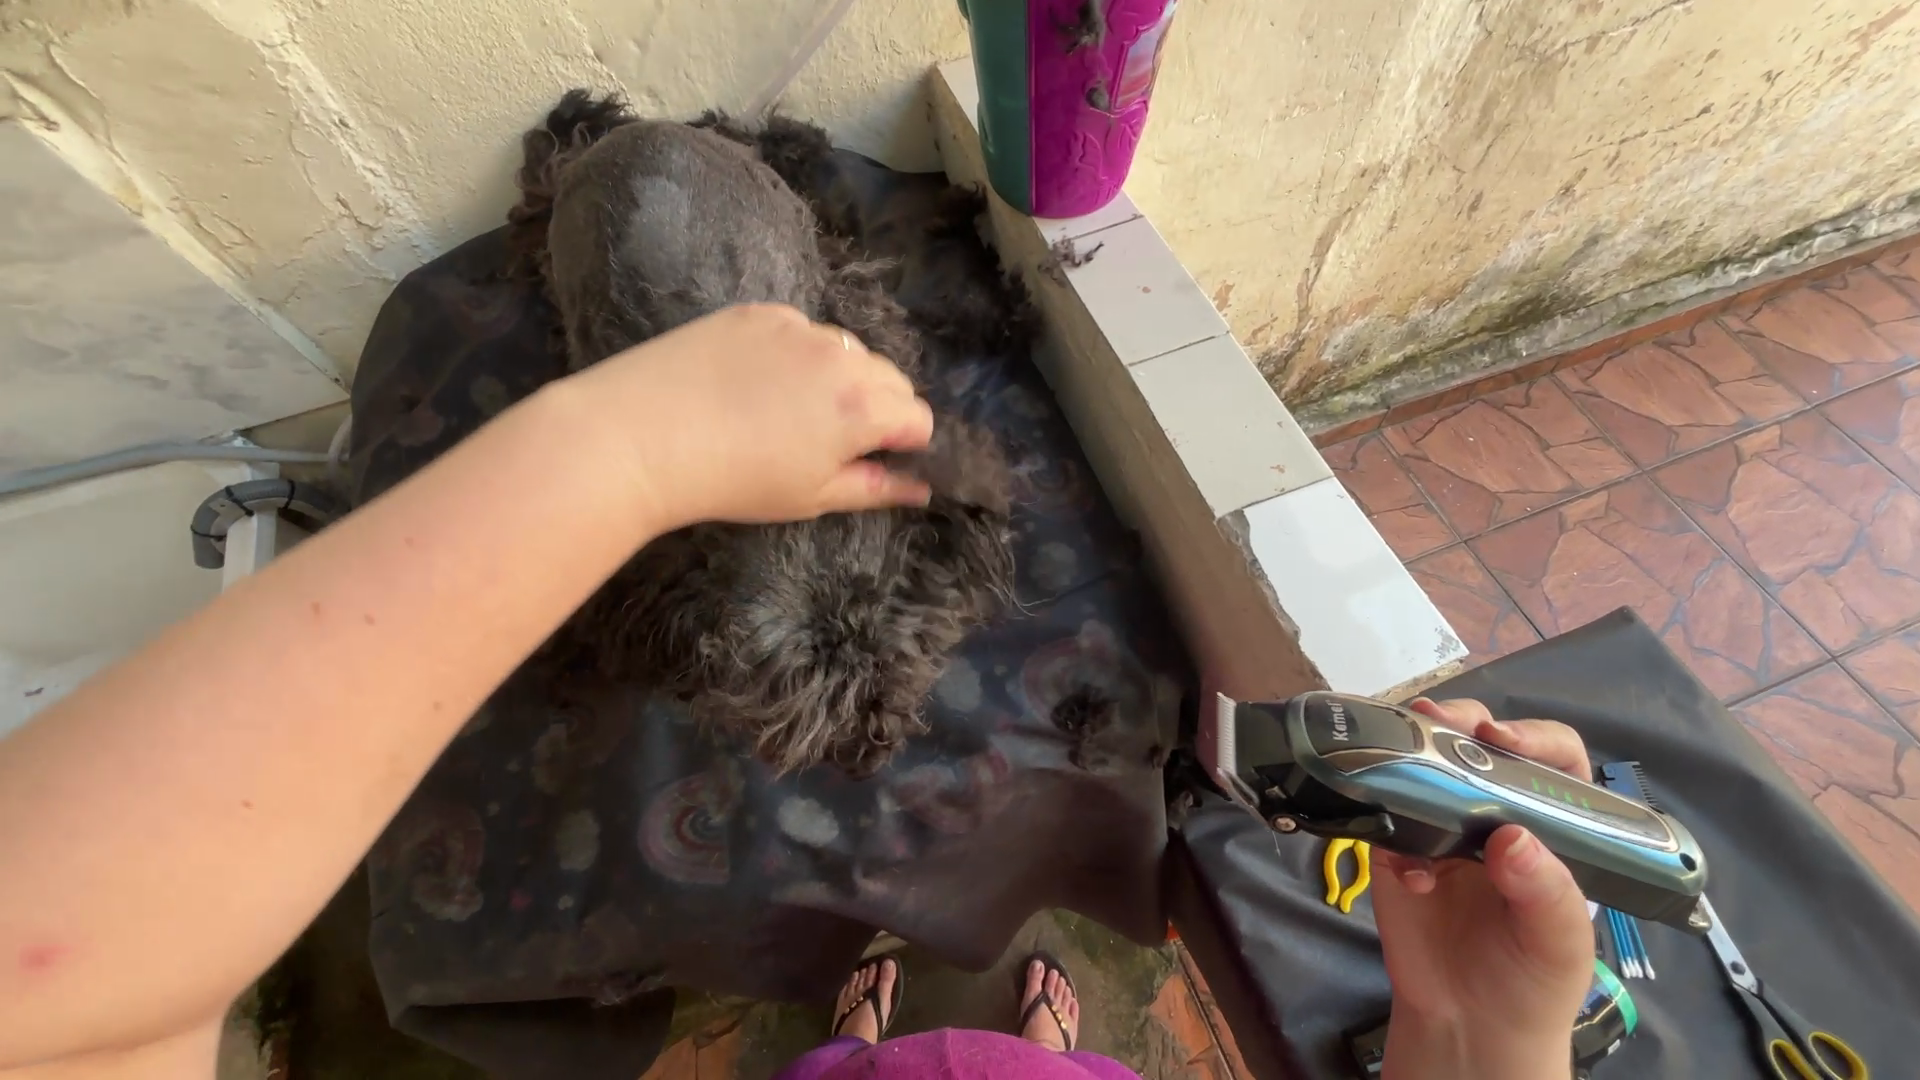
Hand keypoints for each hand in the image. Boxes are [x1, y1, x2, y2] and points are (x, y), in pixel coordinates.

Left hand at [555, 303, 935, 527]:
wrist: (641, 437)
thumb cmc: (735, 481)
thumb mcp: (813, 496)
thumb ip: (876, 489)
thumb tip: (922, 490)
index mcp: (863, 407)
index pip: (918, 416)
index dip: (905, 442)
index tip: (876, 458)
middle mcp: (842, 357)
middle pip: (891, 378)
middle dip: (881, 407)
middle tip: (835, 437)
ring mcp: (799, 327)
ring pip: (848, 351)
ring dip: (842, 377)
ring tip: (793, 407)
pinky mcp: (759, 312)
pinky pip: (803, 331)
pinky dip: (800, 354)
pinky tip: (760, 380)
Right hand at [1376, 698, 1594, 1079]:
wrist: (1461, 1021)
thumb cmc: (1530, 982)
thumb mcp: (1559, 948)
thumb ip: (1549, 897)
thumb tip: (1513, 838)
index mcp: (1548, 826)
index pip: (1551, 758)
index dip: (1530, 735)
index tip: (1498, 737)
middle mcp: (1491, 811)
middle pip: (1475, 740)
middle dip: (1454, 720)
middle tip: (1432, 719)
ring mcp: (1435, 821)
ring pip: (1419, 759)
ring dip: (1405, 750)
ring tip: (1395, 763)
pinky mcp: (1390, 841)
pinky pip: (1376, 811)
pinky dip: (1381, 825)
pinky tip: (1407, 875)